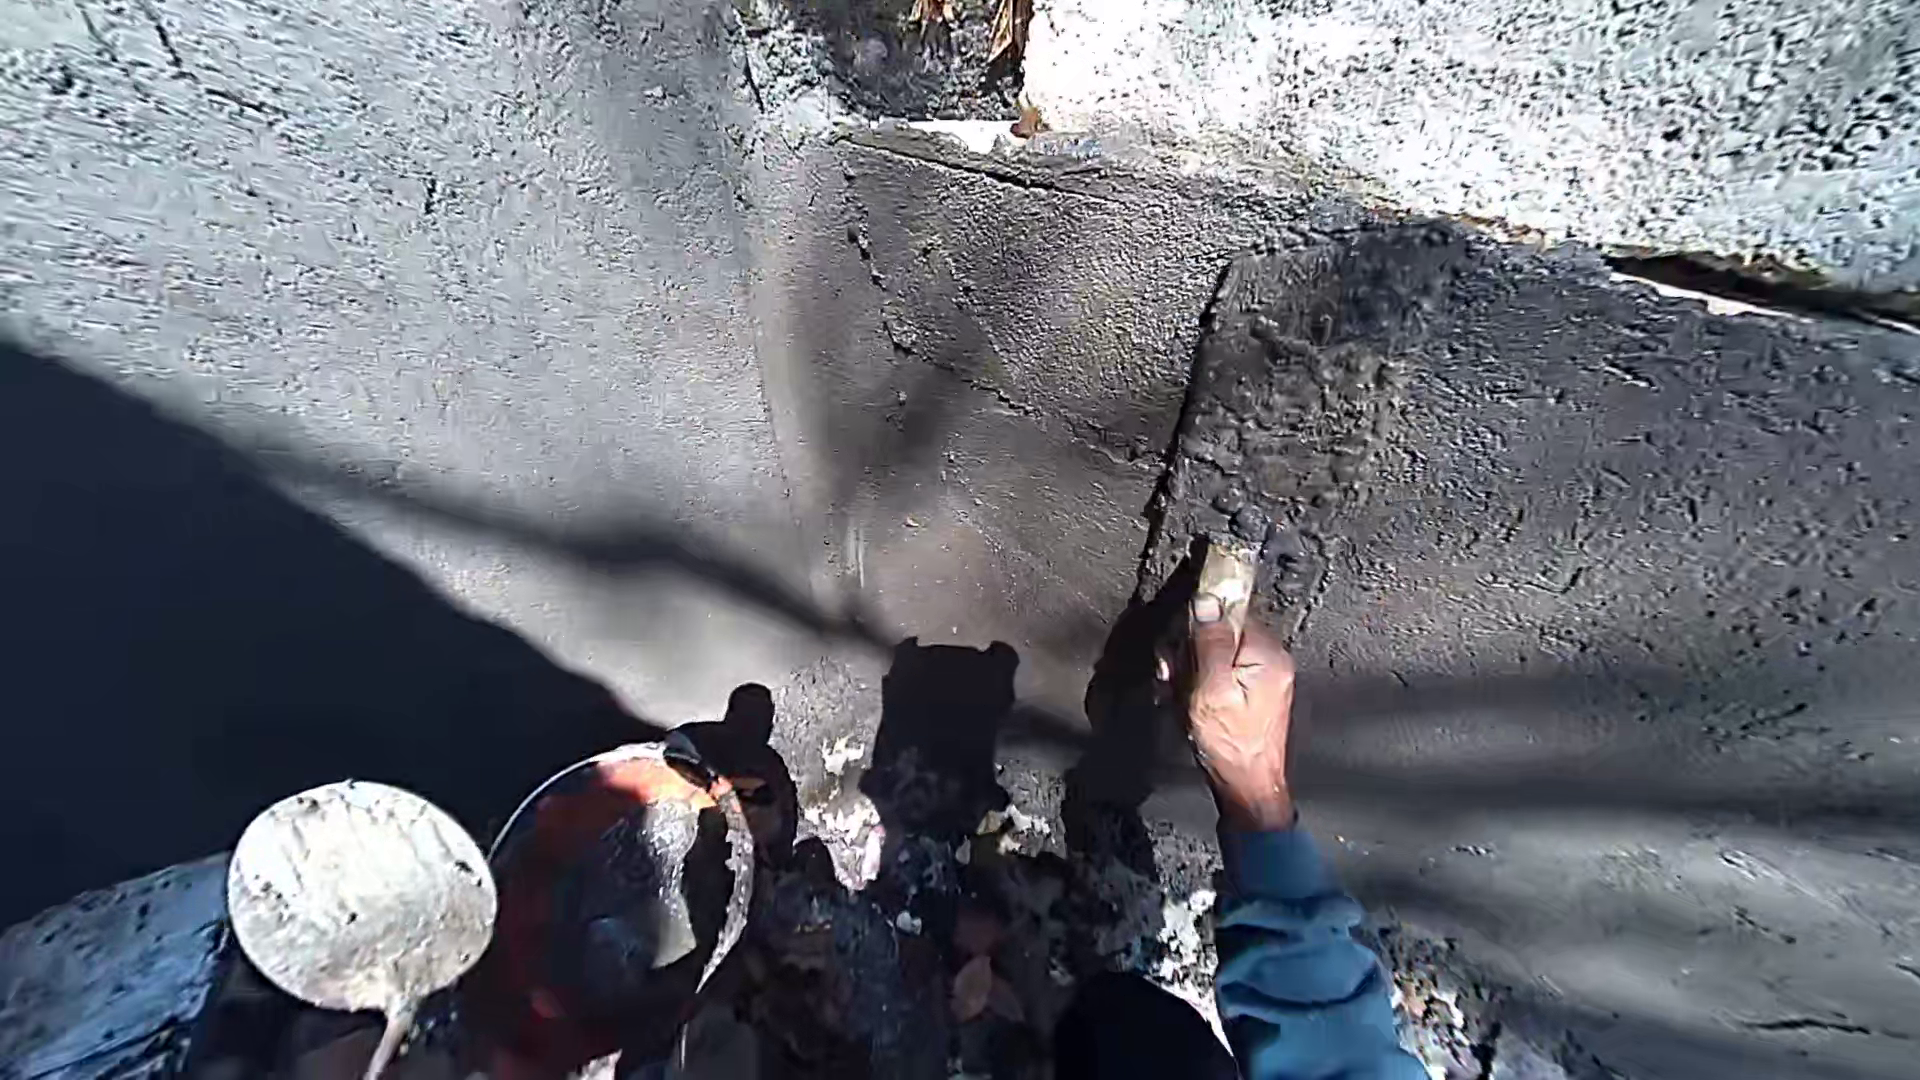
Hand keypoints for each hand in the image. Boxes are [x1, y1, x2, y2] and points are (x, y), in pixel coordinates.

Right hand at [1186, 594, 1296, 830]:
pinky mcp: (1251, 684)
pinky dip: (1197, 677)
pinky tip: (1189, 697)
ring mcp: (1261, 671)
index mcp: (1267, 653)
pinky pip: (1217, 665)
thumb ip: (1210, 642)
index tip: (1181, 651)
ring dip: (1188, 665)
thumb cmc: (1228, 742)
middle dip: (1188, 649)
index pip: (1226, 611)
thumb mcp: (1212, 689)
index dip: (1196, 626)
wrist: (1245, 783)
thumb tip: (1207, 600)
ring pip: (1212, 647)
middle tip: (1176, 677)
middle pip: (1217, 628)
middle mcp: (1269, 656)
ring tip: (1180, 692)